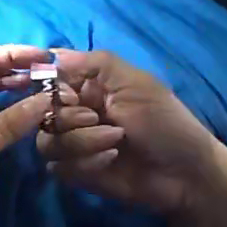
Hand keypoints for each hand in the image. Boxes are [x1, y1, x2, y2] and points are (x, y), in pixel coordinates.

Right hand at [37, 49, 226, 226]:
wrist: (185, 173)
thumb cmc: (164, 121)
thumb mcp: (135, 83)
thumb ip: (95, 63)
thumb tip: (52, 54)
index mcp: (87, 89)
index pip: (48, 83)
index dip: (51, 90)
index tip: (72, 95)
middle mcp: (75, 115)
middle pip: (41, 115)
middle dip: (69, 119)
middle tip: (98, 119)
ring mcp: (74, 146)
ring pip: (47, 143)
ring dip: (81, 142)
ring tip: (115, 143)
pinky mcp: (76, 173)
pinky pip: (57, 167)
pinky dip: (84, 164)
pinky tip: (110, 162)